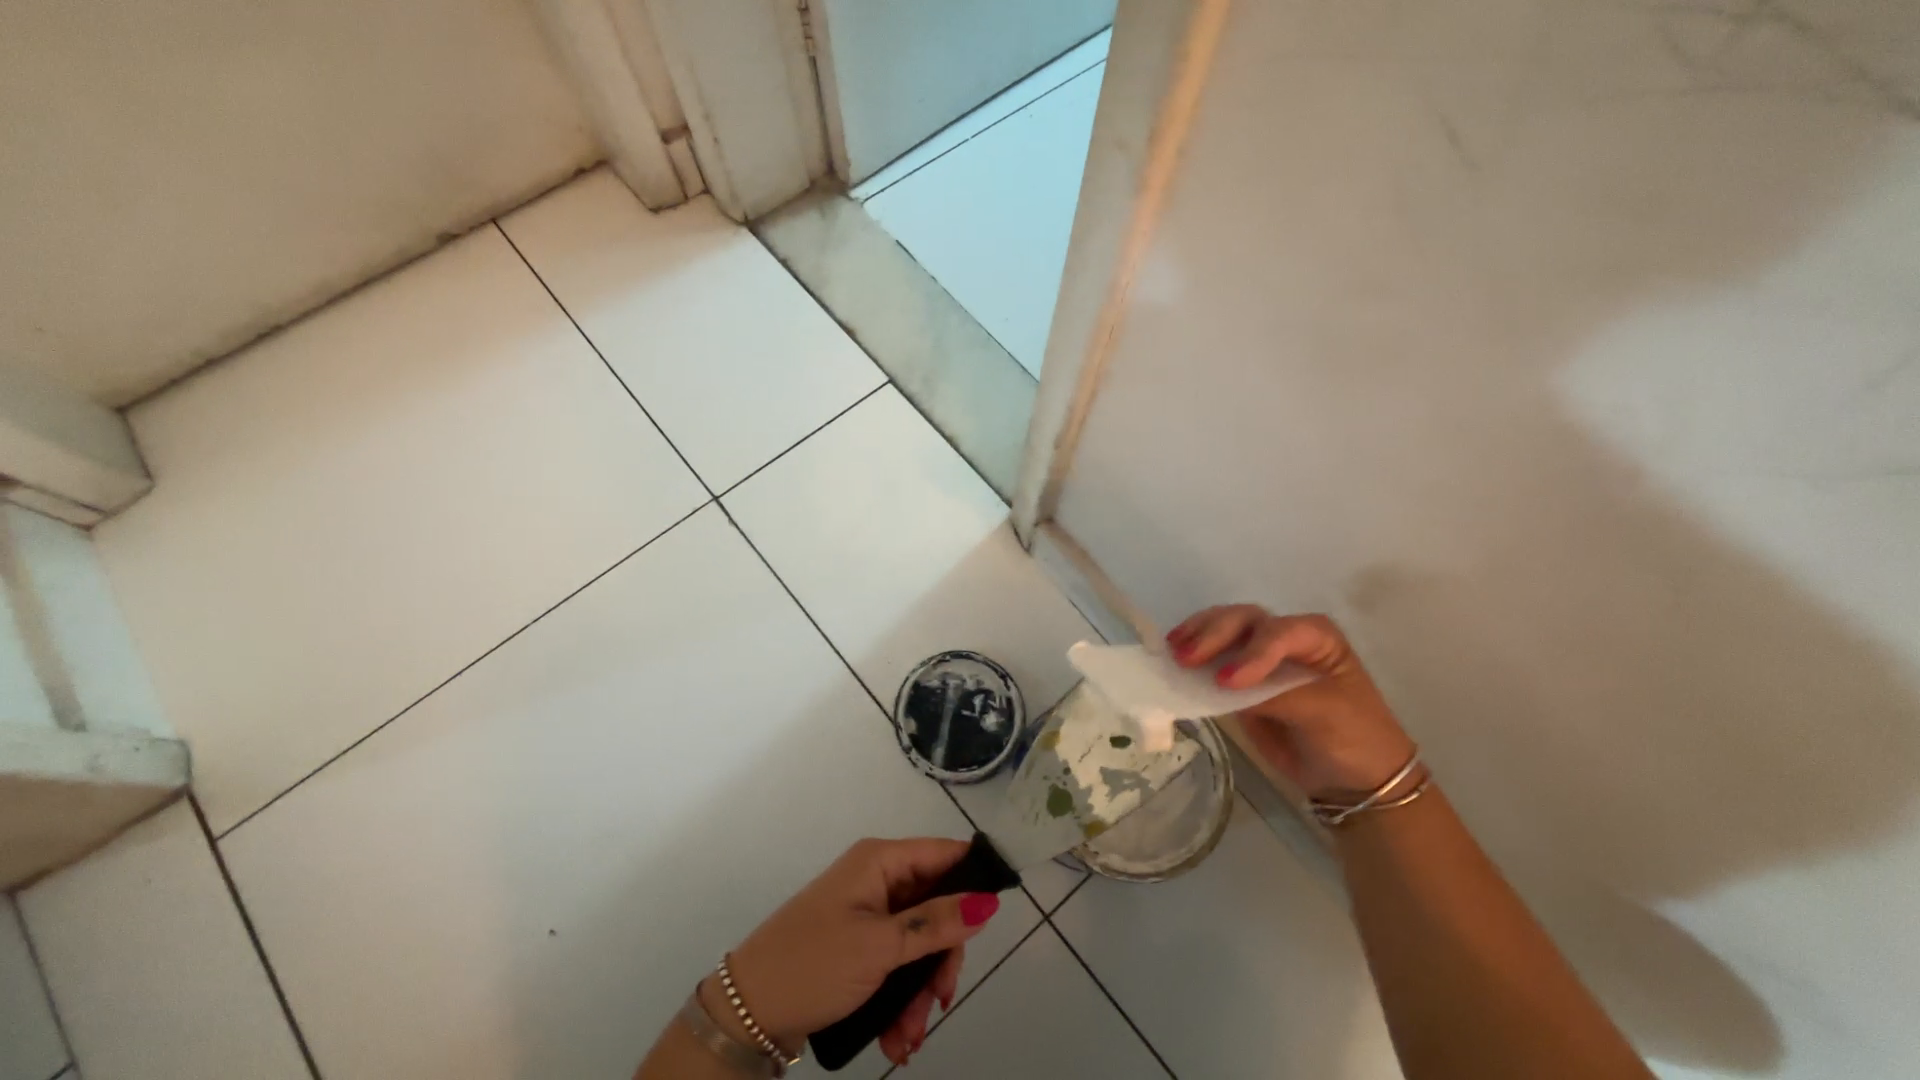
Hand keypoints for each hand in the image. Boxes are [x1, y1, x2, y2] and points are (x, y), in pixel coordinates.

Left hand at [711, 838, 1001, 1066]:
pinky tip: (897, 1038)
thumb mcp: (880, 946)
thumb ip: (936, 923)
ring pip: (918, 945)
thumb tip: (987, 900)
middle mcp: (875, 880)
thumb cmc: (814, 964)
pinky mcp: (856, 947)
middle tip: (941, 998)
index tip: (994, 918)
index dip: (974, 879)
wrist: (746, 1012)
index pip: (944, 853)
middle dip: (940, 961)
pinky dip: (900, 1000)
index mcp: (879, 861)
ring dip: (920, 992)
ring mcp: (865, 915)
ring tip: (909, 1036)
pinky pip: (895, 965)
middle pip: (936, 907)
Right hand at [1166, 606, 1416, 800]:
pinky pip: (1214, 663)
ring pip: (1224, 631)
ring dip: (1197, 637)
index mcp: (1315, 635)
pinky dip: (1193, 660)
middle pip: (1244, 620)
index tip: (1227, 682)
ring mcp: (1260, 658)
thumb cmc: (1353, 737)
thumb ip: (1276, 694)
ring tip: (1172, 652)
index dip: (1251, 652)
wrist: (1352, 779)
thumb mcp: (1324, 713)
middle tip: (1184, 656)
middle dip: (1213, 634)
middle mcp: (1284, 637)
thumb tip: (1222, 688)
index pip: (1277, 632)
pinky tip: (1172, 664)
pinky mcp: (1241, 682)